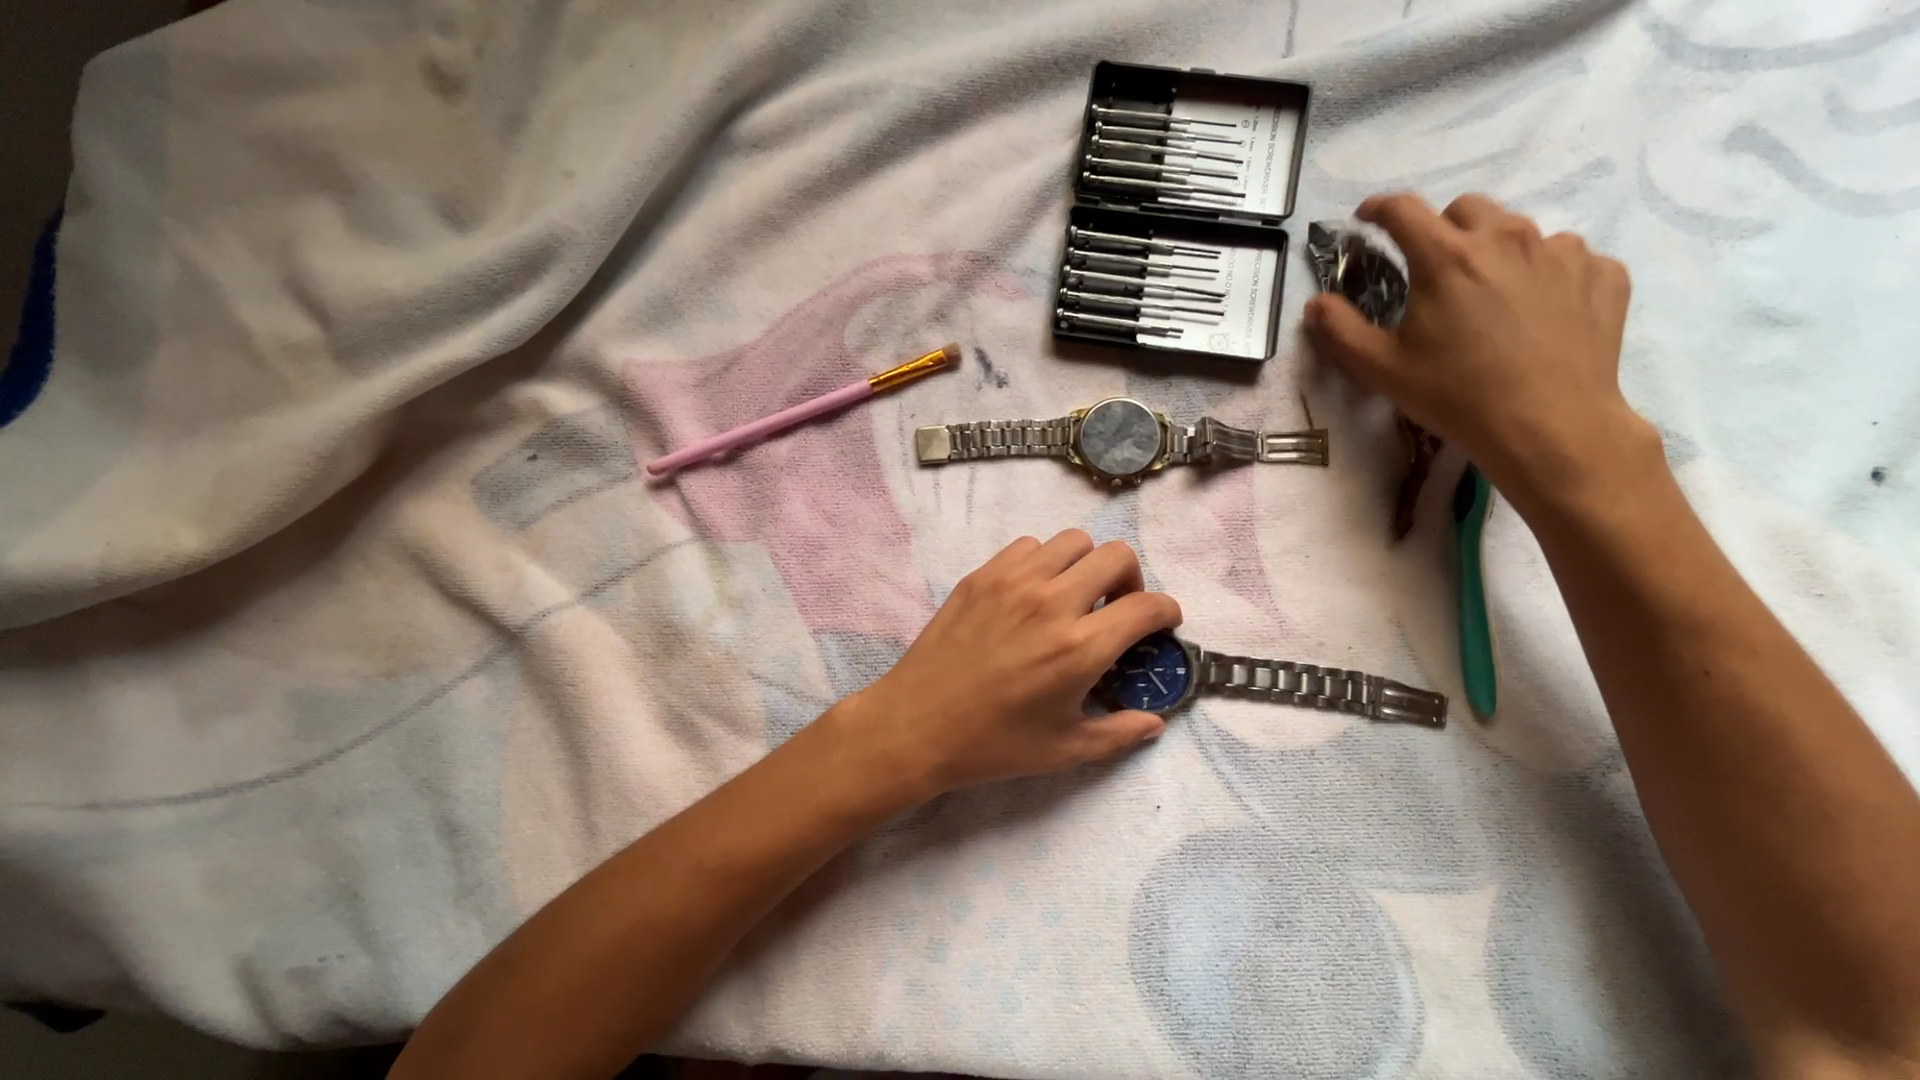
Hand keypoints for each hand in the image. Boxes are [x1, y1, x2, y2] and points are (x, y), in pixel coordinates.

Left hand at [838, 530, 1181, 797]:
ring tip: (1073, 597)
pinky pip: (1028, 546)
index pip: (1147, 606)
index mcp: (1080, 648)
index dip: (1167, 611)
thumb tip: (1155, 722)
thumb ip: (1119, 733)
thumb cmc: (993, 745)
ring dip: (1085, 565)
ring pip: (1072, 541)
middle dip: (1130, 580)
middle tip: (1116, 609)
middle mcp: (1052, 602)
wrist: (916, 726)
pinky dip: (1043, 562)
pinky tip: (1032, 594)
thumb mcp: (1064, 751)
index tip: (1163, 623)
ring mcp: (1013, 582)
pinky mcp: (981, 575)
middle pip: (1117, 555)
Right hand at [1303, 192, 1658, 516]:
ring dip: (1497, 251)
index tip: (1368, 217)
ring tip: (1491, 297)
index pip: (1404, 209)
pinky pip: (1567, 258)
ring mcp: (1562, 252)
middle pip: (1467, 208)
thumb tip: (1316, 303)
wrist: (1550, 426)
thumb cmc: (1456, 396)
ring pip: (1520, 231)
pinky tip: (1539, 314)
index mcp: (1446, 256)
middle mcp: (1507, 238)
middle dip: (1444, 228)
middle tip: (1435, 269)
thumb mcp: (1381, 369)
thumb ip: (1340, 330)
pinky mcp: (1602, 274)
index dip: (1379, 208)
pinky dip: (1546, 275)